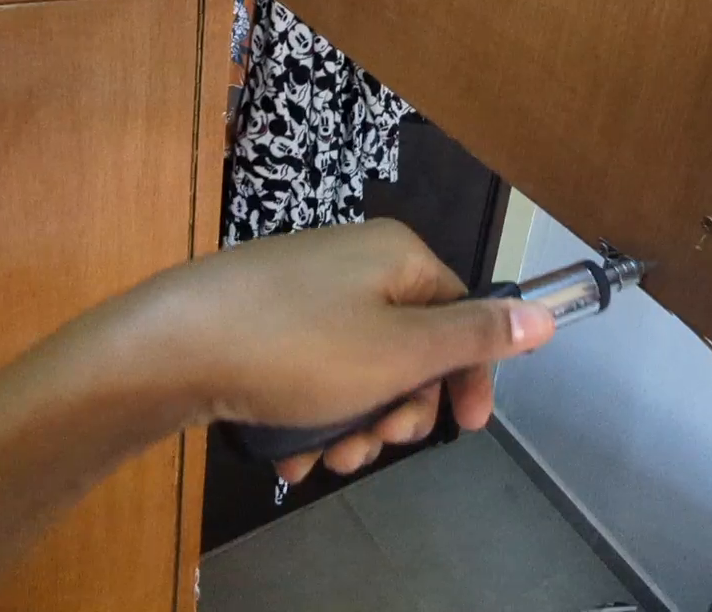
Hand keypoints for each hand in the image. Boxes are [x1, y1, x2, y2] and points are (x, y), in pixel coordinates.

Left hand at [72, 220, 555, 482]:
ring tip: (324, 455)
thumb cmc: (299, 346)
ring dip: (356, 420)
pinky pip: (317, 366)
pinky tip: (292, 450)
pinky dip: (315, 410)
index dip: (469, 374)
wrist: (167, 344)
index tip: (466, 430)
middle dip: (400, 407)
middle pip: (411, 344)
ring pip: (363, 365)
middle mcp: (359, 262)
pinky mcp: (271, 316)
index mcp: (398, 256)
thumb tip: (543, 315)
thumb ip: (475, 335)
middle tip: (372, 445)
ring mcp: (310, 287)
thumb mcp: (399, 351)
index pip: (462, 311)